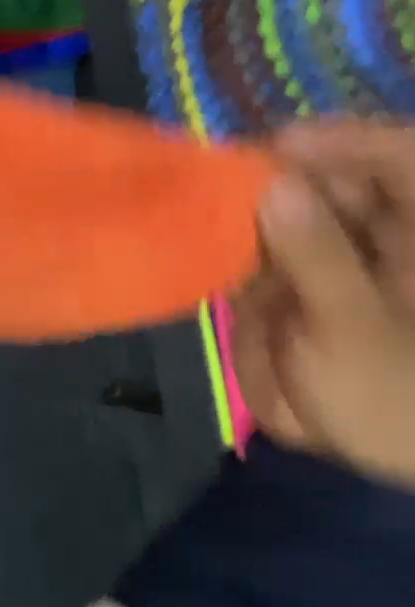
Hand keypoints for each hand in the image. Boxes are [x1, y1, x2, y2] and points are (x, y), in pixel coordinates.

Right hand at [233, 120, 414, 488]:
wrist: (406, 465)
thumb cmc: (400, 403)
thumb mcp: (355, 333)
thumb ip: (312, 255)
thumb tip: (270, 185)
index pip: (404, 161)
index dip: (346, 141)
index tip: (275, 145)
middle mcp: (399, 242)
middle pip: (351, 182)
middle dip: (289, 175)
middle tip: (224, 181)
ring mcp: (360, 268)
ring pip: (306, 216)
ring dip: (258, 214)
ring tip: (210, 213)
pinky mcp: (317, 293)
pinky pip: (280, 253)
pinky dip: (248, 248)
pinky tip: (218, 250)